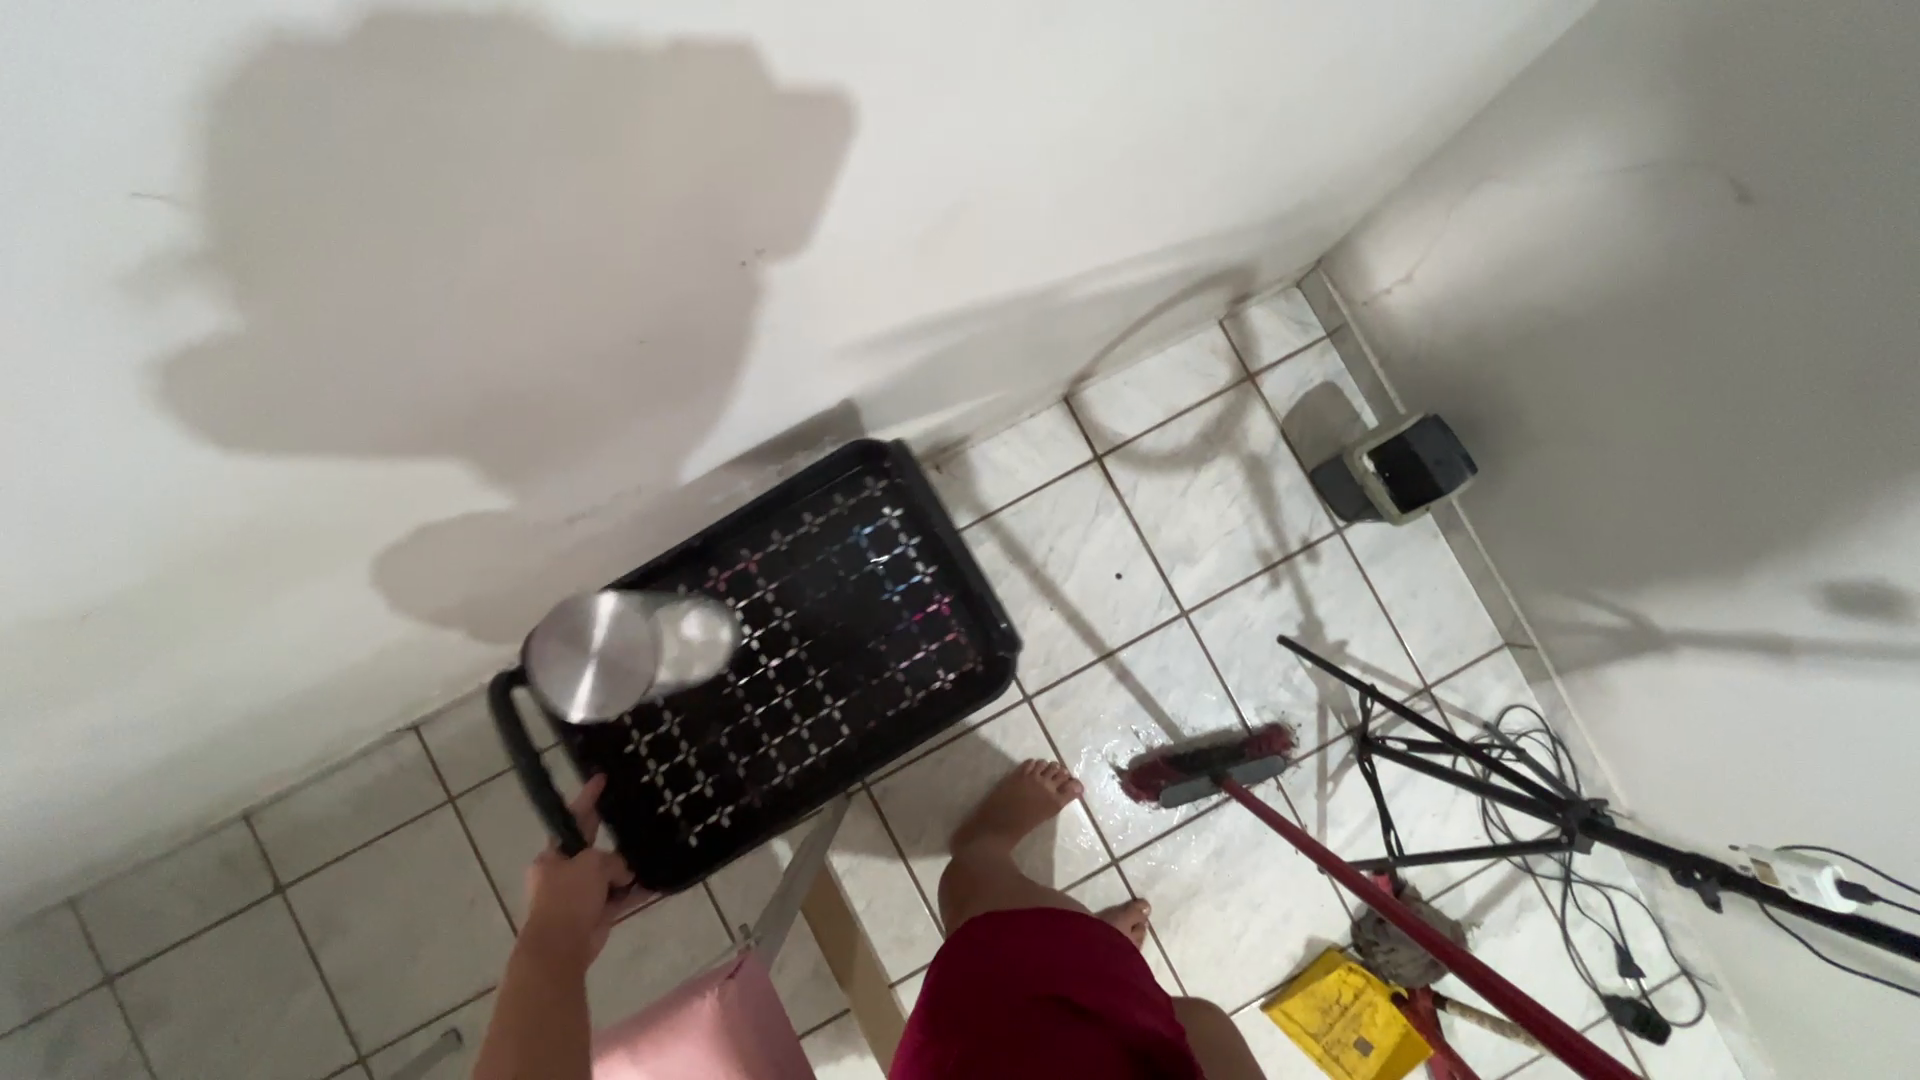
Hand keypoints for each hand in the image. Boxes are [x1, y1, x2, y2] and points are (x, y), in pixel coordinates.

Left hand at [519, 774, 644, 965]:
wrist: (561, 947)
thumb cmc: (568, 898)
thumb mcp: (591, 864)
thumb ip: (611, 859)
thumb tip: (623, 874)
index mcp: (552, 858)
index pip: (573, 820)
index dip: (587, 799)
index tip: (601, 779)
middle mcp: (562, 875)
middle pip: (592, 851)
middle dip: (612, 847)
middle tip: (634, 827)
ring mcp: (578, 897)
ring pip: (608, 876)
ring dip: (626, 872)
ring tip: (650, 858)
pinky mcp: (593, 916)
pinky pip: (618, 898)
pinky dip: (634, 893)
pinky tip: (655, 885)